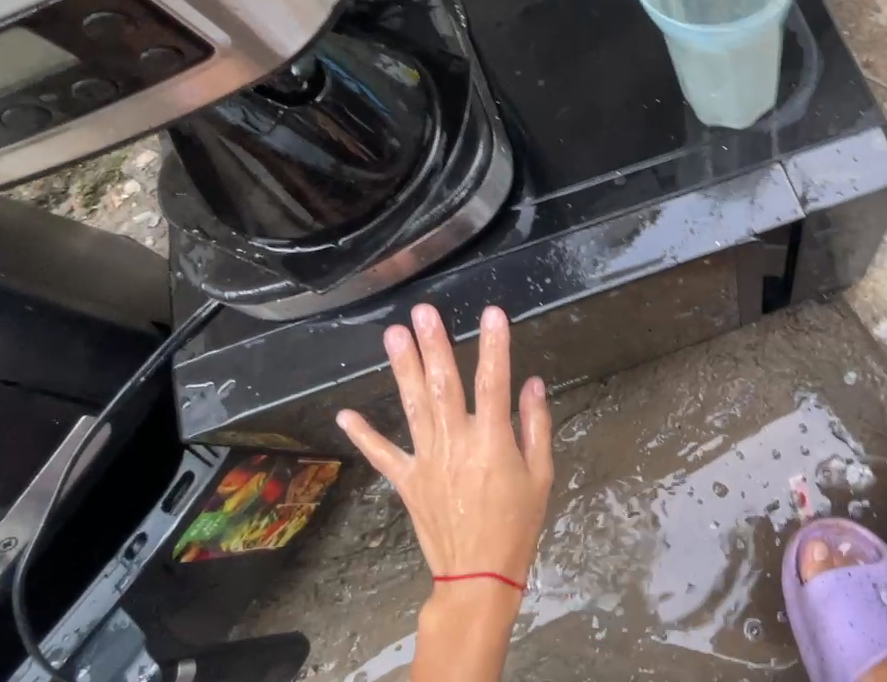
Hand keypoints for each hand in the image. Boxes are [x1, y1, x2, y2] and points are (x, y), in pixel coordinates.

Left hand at [336, 305, 553, 587]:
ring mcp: (427, 461)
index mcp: (492, 441)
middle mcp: (456, 443)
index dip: (494, 345)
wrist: (478, 574)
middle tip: (423, 312)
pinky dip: (364, 435)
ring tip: (392, 335)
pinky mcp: (407, 481)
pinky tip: (345, 414)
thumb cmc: (517, 522)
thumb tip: (532, 383)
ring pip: (413, 407)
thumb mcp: (541, 474)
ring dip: (402, 368)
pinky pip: (383, 455)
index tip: (492, 313)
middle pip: (443, 385)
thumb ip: (535, 426)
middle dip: (433, 345)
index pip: (494, 381)